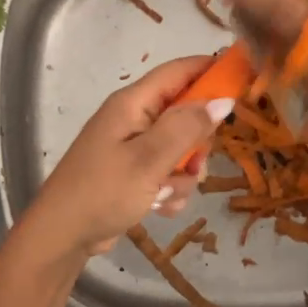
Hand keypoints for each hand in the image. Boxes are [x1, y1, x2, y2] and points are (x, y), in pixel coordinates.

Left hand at [24, 56, 235, 256]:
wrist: (63, 236)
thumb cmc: (103, 191)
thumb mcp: (149, 160)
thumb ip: (186, 128)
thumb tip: (223, 100)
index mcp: (133, 103)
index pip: (179, 72)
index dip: (211, 71)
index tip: (244, 80)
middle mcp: (133, 118)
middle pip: (185, 114)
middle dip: (196, 143)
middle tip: (193, 163)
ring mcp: (132, 147)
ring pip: (180, 149)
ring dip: (183, 174)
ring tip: (166, 193)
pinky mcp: (133, 173)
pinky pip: (167, 173)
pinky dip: (170, 190)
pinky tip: (159, 207)